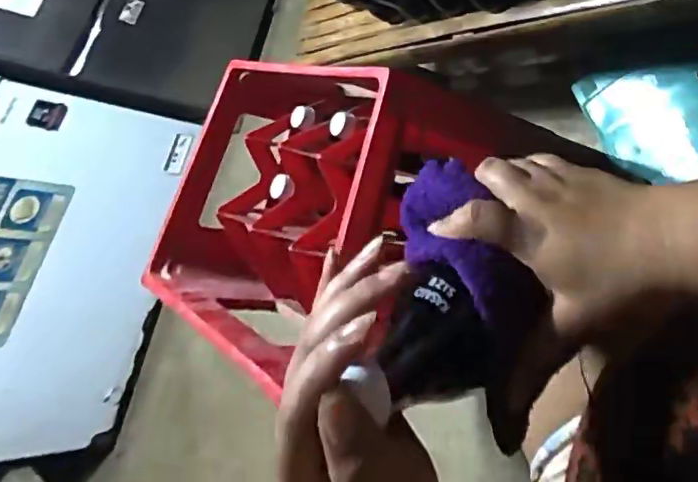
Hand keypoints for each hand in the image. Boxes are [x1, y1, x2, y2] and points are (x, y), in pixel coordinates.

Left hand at [277, 235, 437, 481]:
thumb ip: (352, 449)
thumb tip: (335, 393)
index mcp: (297, 445)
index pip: (301, 393)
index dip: (329, 357)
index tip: (371, 327)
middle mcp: (297, 406)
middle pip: (311, 347)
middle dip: (352, 303)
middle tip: (400, 273)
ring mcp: (316, 383)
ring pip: (321, 324)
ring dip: (351, 282)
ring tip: (381, 247)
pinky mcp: (340, 371)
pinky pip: (333, 324)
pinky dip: (336, 288)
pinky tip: (338, 254)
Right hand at [431, 155, 665, 343]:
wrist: (666, 236)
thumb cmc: (615, 281)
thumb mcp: (574, 322)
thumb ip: (537, 356)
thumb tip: (507, 404)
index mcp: (526, 233)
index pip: (477, 217)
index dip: (451, 220)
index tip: (434, 227)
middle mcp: (535, 197)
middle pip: (493, 170)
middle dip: (479, 180)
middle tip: (480, 203)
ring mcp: (559, 177)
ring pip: (519, 160)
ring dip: (507, 172)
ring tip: (509, 193)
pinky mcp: (581, 168)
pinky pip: (544, 157)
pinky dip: (532, 165)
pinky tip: (543, 182)